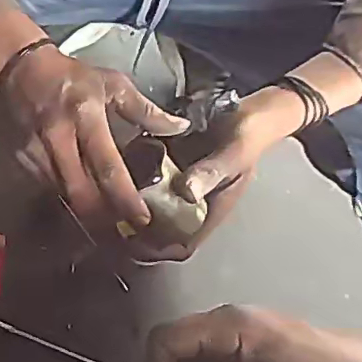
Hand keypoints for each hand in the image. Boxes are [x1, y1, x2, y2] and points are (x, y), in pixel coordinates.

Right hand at [3, 44, 188, 230]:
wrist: (21, 69)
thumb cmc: (73, 78)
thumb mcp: (113, 84)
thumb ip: (146, 111)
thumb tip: (180, 127)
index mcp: (86, 115)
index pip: (107, 166)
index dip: (124, 198)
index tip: (142, 219)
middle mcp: (58, 137)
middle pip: (81, 193)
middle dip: (104, 220)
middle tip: (126, 234)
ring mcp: (36, 153)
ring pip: (64, 198)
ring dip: (88, 218)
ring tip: (110, 231)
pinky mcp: (23, 163)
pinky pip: (51, 192)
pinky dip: (70, 204)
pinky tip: (85, 211)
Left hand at [125, 86, 307, 262]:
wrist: (254, 110)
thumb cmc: (250, 134)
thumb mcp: (235, 152)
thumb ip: (213, 171)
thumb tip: (186, 193)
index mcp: (211, 211)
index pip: (184, 246)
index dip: (159, 251)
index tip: (133, 244)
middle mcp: (193, 206)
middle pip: (162, 235)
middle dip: (137, 236)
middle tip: (111, 225)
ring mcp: (181, 189)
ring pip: (153, 213)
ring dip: (132, 213)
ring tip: (107, 206)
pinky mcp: (173, 170)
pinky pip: (150, 186)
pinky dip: (134, 187)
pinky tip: (116, 179)